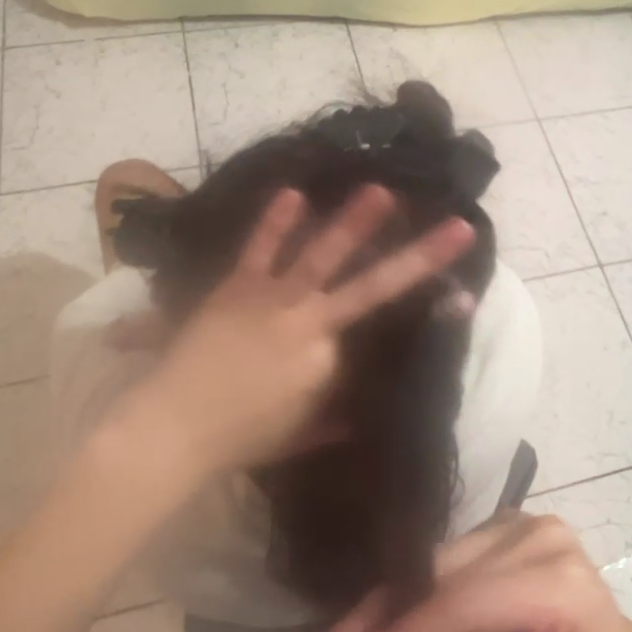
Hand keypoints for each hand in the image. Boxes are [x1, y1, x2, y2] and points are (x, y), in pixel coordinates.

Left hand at [121, 185, 475, 474]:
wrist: (173, 428)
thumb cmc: (237, 439)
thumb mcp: (295, 436)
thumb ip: (331, 421)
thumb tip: (359, 416)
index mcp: (327, 361)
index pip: (363, 330)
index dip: (386, 322)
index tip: (417, 310)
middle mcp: (310, 324)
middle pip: (373, 288)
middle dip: (419, 256)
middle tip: (457, 228)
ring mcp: (274, 301)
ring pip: (320, 257)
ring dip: (354, 223)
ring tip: (383, 192)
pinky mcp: (238, 287)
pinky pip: (260, 250)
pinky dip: (275, 223)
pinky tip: (293, 193)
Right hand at [303, 514, 631, 631]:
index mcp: (561, 585)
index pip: (457, 609)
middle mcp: (540, 538)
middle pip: (436, 579)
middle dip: (373, 628)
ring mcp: (525, 527)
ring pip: (432, 566)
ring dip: (382, 613)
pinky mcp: (511, 532)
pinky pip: (446, 564)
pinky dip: (410, 599)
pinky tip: (375, 629)